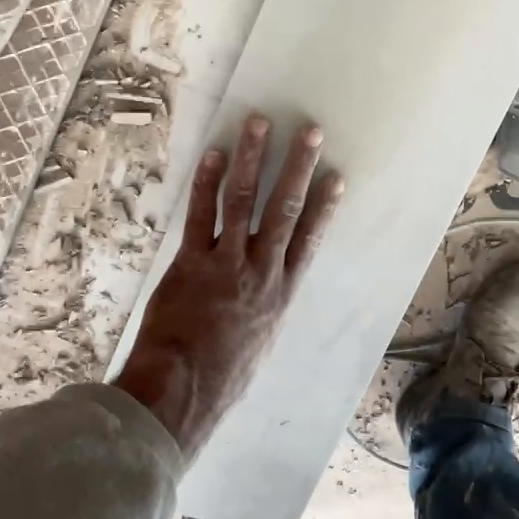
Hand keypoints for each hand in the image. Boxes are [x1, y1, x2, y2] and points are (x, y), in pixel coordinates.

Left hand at [115, 113, 343, 453]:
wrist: (182, 394)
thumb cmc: (223, 377)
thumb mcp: (260, 342)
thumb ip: (265, 309)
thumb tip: (265, 296)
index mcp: (283, 291)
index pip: (310, 238)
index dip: (325, 205)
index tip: (336, 176)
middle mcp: (262, 270)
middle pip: (285, 208)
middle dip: (298, 166)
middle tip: (309, 131)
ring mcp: (227, 262)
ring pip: (244, 202)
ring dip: (254, 159)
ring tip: (260, 124)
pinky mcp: (191, 263)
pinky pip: (200, 215)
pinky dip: (207, 183)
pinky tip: (214, 155)